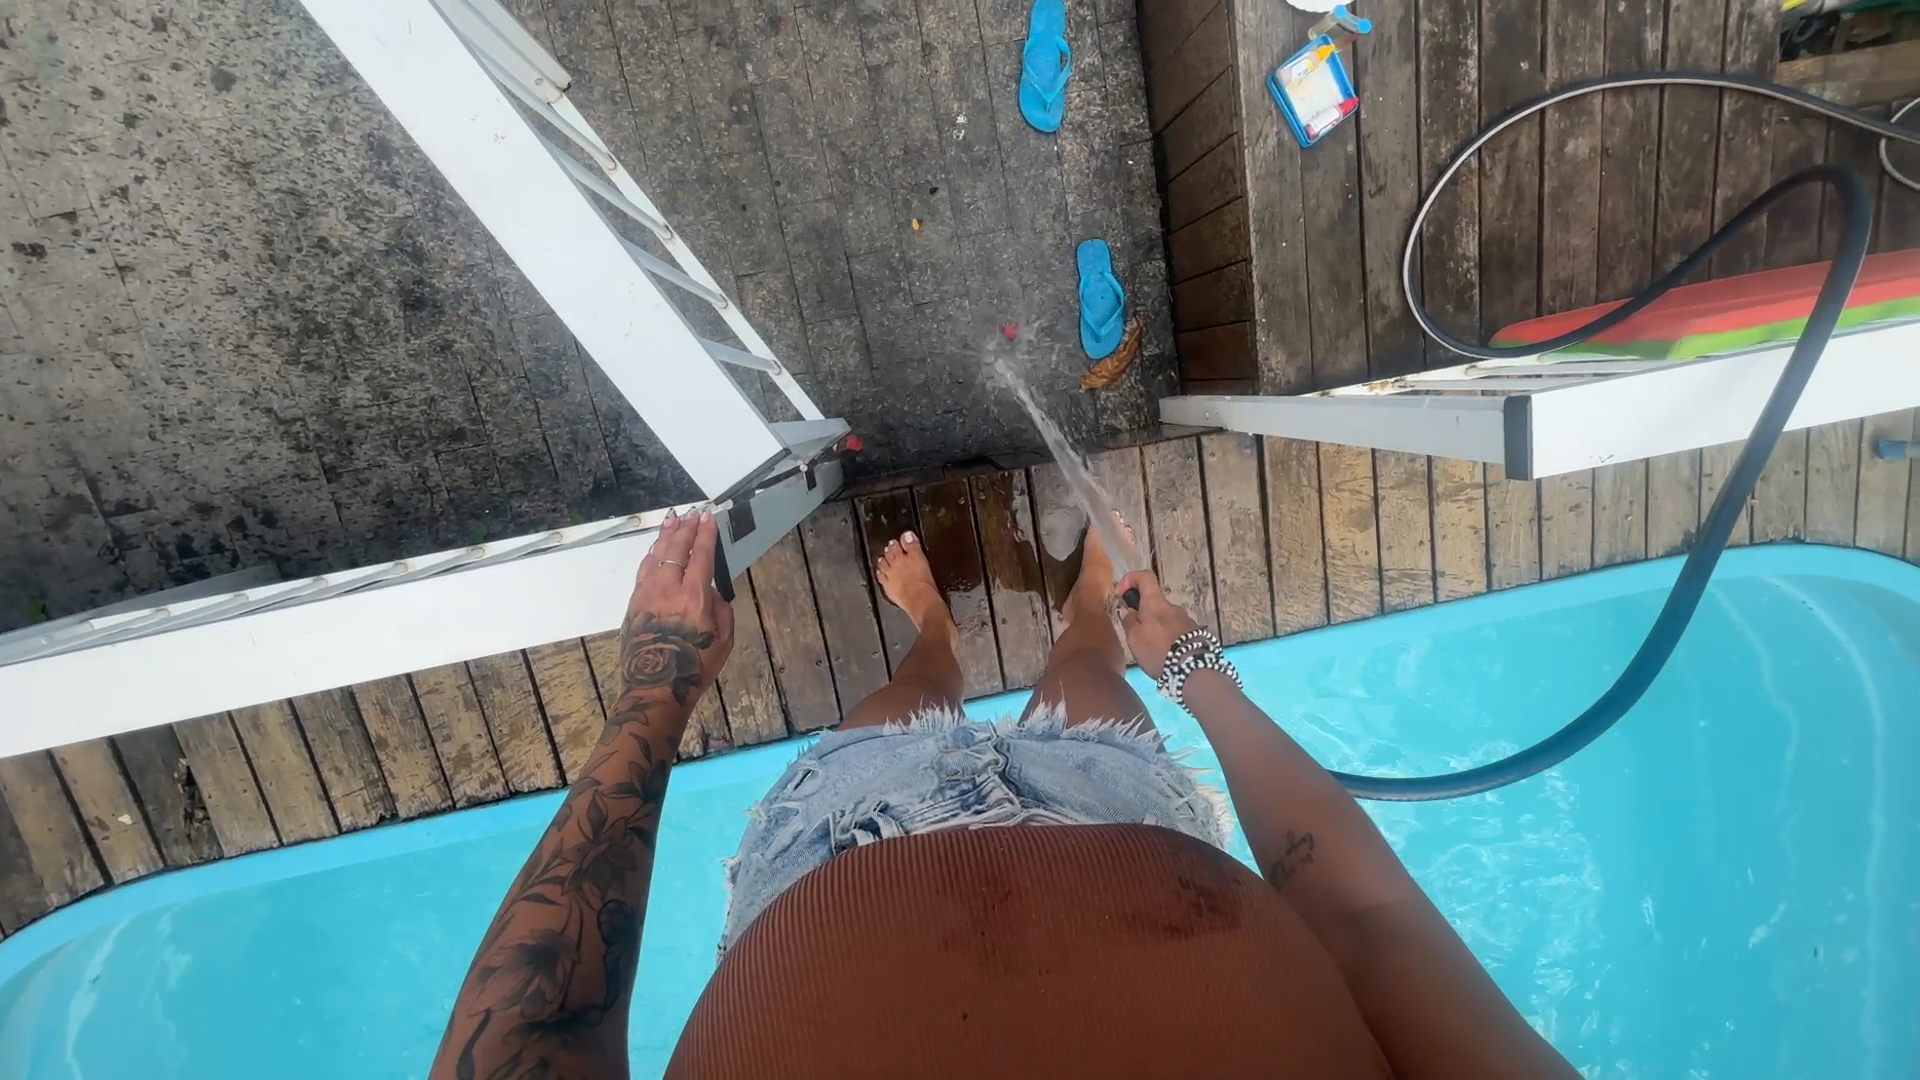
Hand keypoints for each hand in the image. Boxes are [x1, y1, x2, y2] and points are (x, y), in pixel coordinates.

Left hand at [618, 509, 734, 714]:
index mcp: (694, 598)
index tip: (709, 518)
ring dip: (666, 536)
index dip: (706, 535)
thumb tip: (711, 592)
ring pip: (656, 556)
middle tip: (692, 513)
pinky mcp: (633, 604)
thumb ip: (721, 610)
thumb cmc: (696, 666)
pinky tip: (656, 548)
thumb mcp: (724, 640)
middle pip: (676, 550)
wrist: (655, 688)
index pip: (701, 556)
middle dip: (686, 529)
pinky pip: (643, 571)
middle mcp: (668, 589)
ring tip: (673, 520)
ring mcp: (647, 595)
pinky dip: (652, 554)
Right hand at [1113, 570, 1198, 681]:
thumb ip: (1129, 620)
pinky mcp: (1194, 634)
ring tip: (1150, 650)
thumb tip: (1127, 609)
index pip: (1145, 576)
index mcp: (1155, 602)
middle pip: (1153, 602)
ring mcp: (1186, 620)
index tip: (1121, 596)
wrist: (1193, 670)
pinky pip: (1175, 630)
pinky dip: (1167, 637)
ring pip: (1164, 618)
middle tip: (1134, 635)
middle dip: (1142, 614)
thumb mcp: (1134, 637)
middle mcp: (1172, 607)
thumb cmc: (1157, 650)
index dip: (1130, 580)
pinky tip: (1165, 655)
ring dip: (1155, 628)